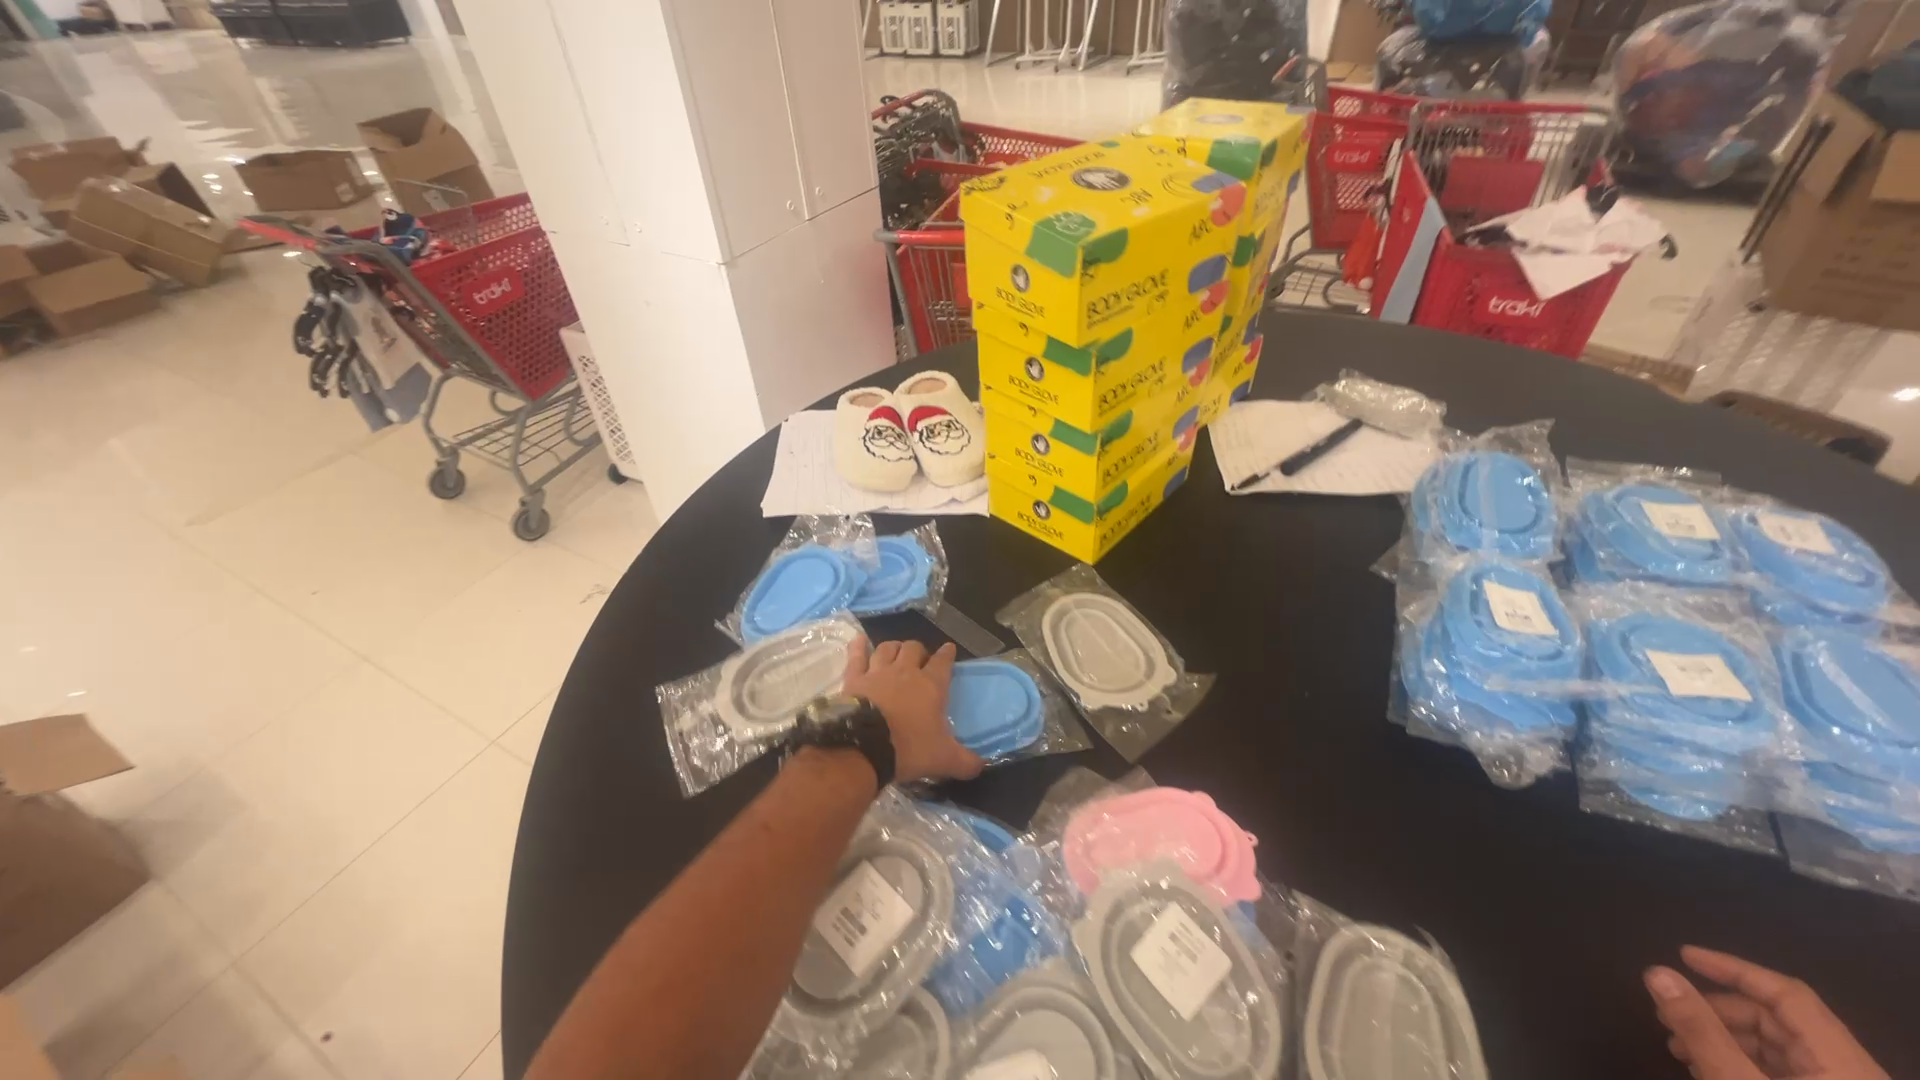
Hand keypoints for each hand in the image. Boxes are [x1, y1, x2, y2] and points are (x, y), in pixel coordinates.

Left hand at [843, 638, 982, 784]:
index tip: (949, 649)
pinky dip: (858, 647)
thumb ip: (966, 762)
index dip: (947, 654)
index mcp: (931, 686)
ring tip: (896, 652)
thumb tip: (982, 766)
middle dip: (919, 651)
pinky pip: (856, 656)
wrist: (864, 747)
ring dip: (894, 648)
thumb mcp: (944, 760)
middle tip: (920, 660)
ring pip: (888, 648)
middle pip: (914, 648)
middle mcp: (905, 672)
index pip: (943, 662)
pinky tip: (860, 640)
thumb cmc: (909, 749)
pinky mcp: (854, 679)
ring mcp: (877, 672)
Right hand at [1645, 946, 1888, 1079]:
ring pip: (1773, 1047)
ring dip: (1721, 1037)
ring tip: (1678, 1045)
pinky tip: (1706, 1066)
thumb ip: (1701, 1030)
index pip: (1786, 992)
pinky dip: (1738, 1060)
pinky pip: (1779, 1070)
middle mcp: (1846, 1069)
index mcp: (1841, 1059)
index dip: (1733, 968)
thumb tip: (1656, 972)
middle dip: (1716, 1011)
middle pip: (1775, 1020)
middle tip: (1668, 1014)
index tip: (1682, 955)